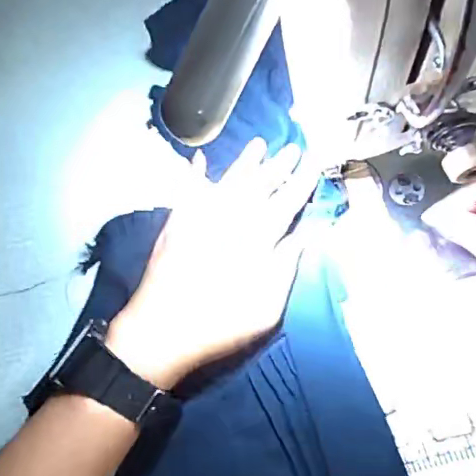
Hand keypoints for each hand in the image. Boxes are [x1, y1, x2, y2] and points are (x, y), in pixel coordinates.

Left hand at [104, 139, 317, 388]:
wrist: (160, 330)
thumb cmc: (220, 324)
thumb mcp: (266, 306)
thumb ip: (286, 266)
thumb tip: (303, 235)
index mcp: (256, 239)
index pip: (287, 203)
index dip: (302, 182)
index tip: (315, 162)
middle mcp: (229, 219)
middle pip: (259, 186)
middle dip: (278, 166)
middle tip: (293, 147)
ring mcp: (200, 218)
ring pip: (228, 182)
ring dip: (245, 163)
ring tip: (259, 144)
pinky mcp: (176, 224)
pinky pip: (188, 190)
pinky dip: (195, 174)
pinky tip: (200, 160)